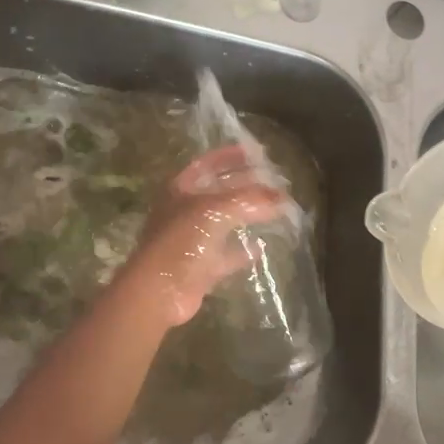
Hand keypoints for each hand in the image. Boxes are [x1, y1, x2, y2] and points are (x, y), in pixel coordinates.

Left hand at [119, 145, 285, 325]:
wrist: (160, 291)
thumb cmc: (182, 242)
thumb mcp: (216, 211)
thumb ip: (250, 200)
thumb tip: (283, 198)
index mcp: (180, 190)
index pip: (208, 164)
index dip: (231, 156)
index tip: (258, 153)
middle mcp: (184, 211)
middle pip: (219, 192)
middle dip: (245, 185)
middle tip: (273, 181)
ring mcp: (192, 240)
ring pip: (224, 223)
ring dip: (247, 216)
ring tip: (274, 210)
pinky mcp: (200, 267)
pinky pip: (226, 255)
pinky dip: (242, 251)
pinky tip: (261, 247)